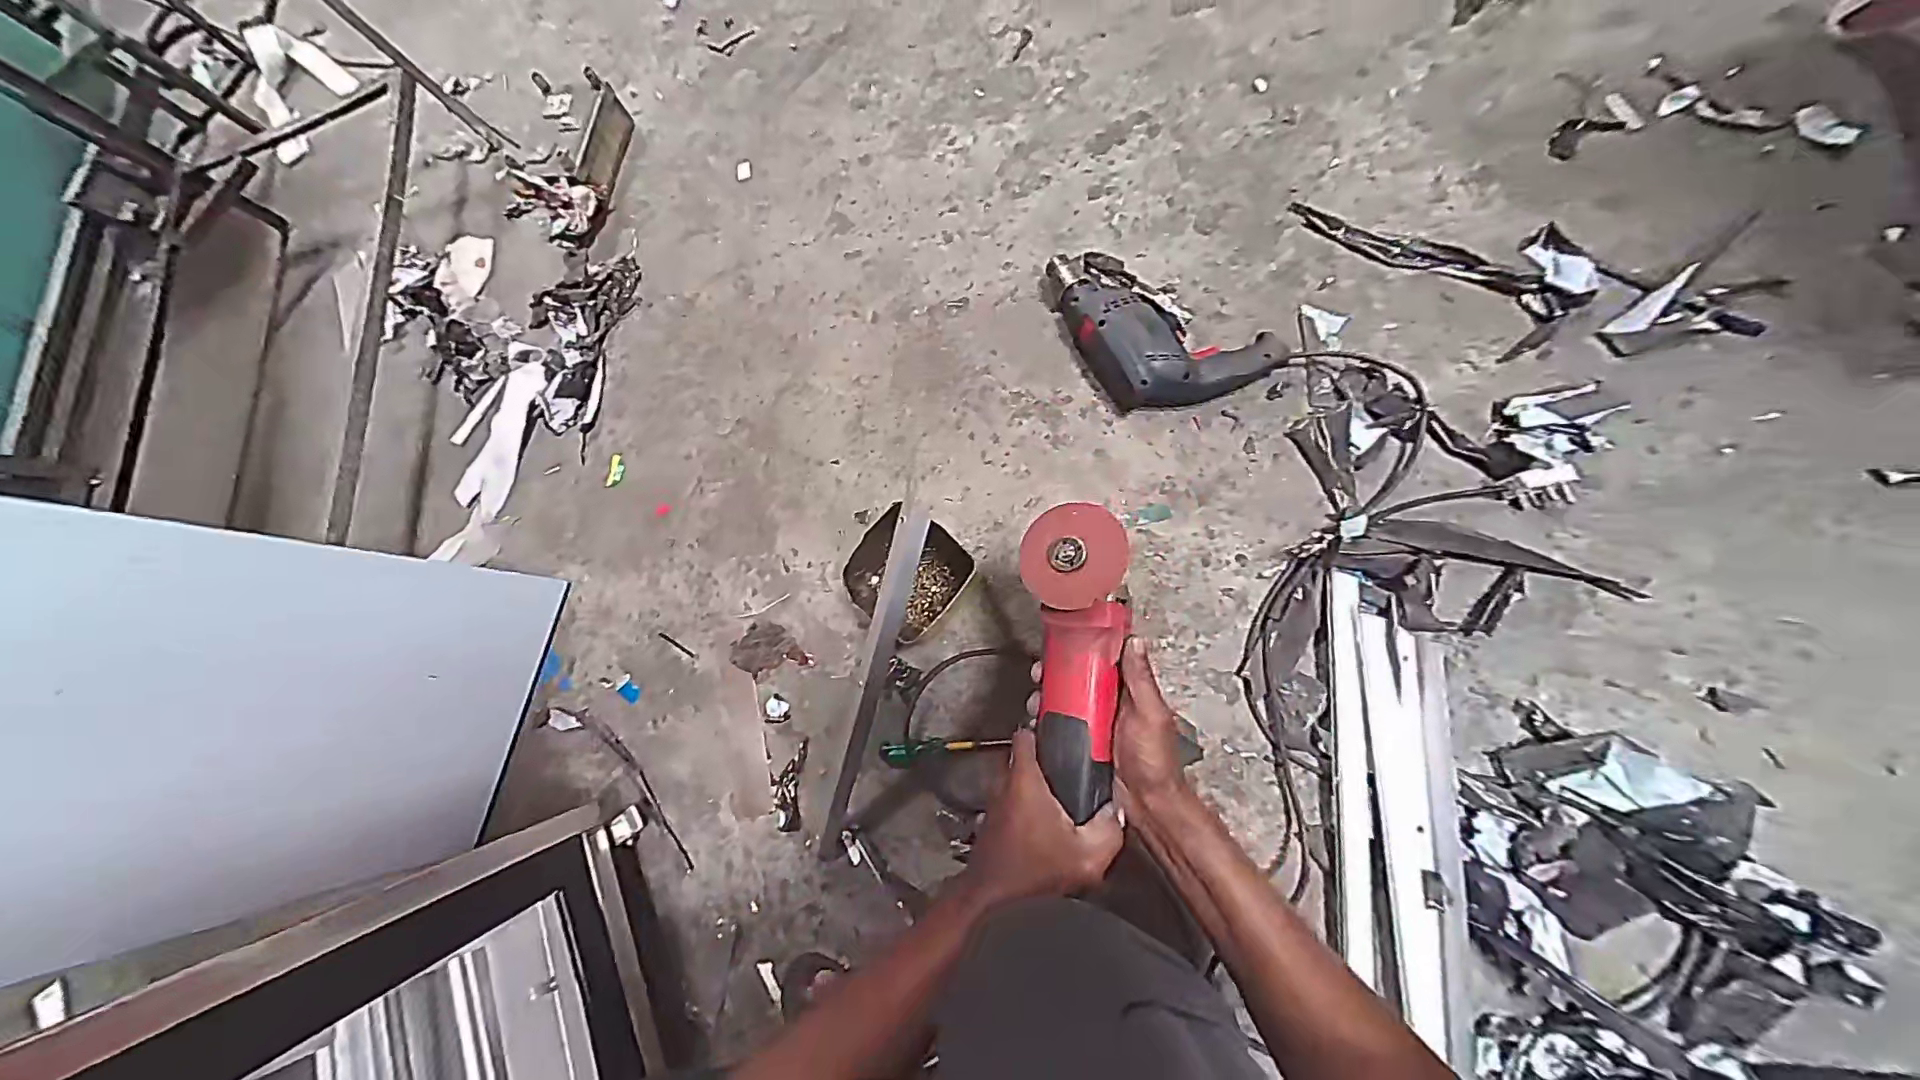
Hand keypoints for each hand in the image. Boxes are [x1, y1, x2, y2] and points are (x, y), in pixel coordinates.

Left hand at [964, 729, 1121, 905]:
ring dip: (1035, 784)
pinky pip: (1011, 802)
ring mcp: (995, 803)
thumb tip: (1117, 811)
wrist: (992, 904)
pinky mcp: (992, 822)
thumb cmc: (1032, 876)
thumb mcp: (1087, 856)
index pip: (1027, 734)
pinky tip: (1044, 826)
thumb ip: (1108, 829)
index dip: (1043, 727)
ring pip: (1016, 780)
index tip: (1061, 728)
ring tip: (1060, 799)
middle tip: (1068, 766)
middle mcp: (1004, 785)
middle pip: (1024, 756)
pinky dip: (1026, 806)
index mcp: (1025, 780)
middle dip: (1045, 758)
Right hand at [1026, 638, 1191, 806]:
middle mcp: (1109, 705)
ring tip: (1036, 702)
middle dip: (1054, 674)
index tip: (1063, 642)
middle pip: (1076, 680)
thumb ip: (1140, 680)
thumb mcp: (1151, 714)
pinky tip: (1036, 721)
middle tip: (1040, 673)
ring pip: (1064, 701)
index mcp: (1128, 692)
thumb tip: (1134, 641)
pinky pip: (1060, 725)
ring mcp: (1093, 724)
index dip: (1082, 649)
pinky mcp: (1081, 743)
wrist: (1145, 804)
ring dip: (1047, 698)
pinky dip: (1047, 720)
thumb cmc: (1155, 762)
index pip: (1103, 661)